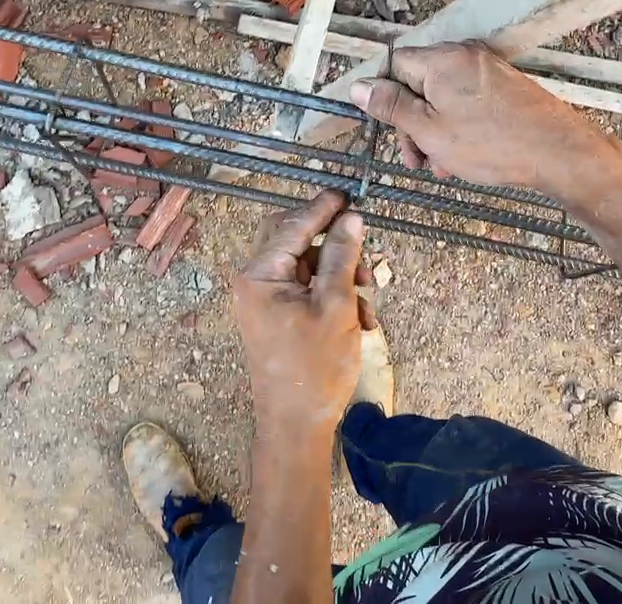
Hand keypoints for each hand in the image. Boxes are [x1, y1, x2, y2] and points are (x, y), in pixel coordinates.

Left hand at [231, 190, 367, 431]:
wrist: (296, 427)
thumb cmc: (315, 367)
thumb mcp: (336, 305)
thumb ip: (343, 256)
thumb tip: (352, 217)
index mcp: (259, 274)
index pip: (293, 224)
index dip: (323, 208)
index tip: (348, 194)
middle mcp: (254, 281)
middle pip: (293, 238)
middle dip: (331, 243)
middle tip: (360, 245)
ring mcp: (264, 299)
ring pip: (305, 264)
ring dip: (339, 273)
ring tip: (367, 296)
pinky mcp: (276, 315)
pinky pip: (305, 289)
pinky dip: (332, 295)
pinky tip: (359, 319)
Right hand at [349, 41, 621, 193]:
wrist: (558, 152)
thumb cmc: (493, 143)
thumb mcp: (429, 131)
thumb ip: (391, 106)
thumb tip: (358, 86)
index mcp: (441, 60)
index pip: (393, 65)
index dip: (384, 99)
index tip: (389, 130)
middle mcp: (463, 55)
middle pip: (418, 82)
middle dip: (412, 123)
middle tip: (416, 159)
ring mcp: (486, 68)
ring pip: (442, 96)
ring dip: (434, 130)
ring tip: (442, 164)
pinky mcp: (503, 84)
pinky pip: (466, 100)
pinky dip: (458, 125)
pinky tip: (463, 157)